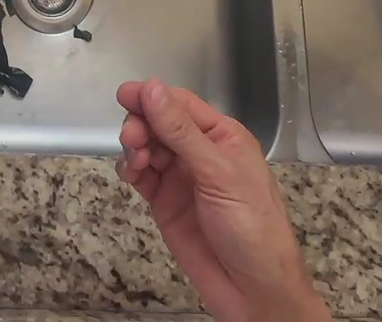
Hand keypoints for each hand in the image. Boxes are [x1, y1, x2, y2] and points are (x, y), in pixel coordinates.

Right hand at [115, 79, 328, 321]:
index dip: (153, 96)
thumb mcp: (218, 173)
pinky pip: (141, 174)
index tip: (126, 96)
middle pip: (159, 122)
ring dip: (135, 146)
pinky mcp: (164, 201)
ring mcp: (180, 176)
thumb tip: (152, 87)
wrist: (255, 294)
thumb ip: (181, 131)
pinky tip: (129, 173)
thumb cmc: (251, 226)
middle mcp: (198, 151)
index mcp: (221, 136)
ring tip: (135, 162)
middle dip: (141, 124)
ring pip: (147, 146)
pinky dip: (130, 169)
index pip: (180, 104)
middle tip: (132, 139)